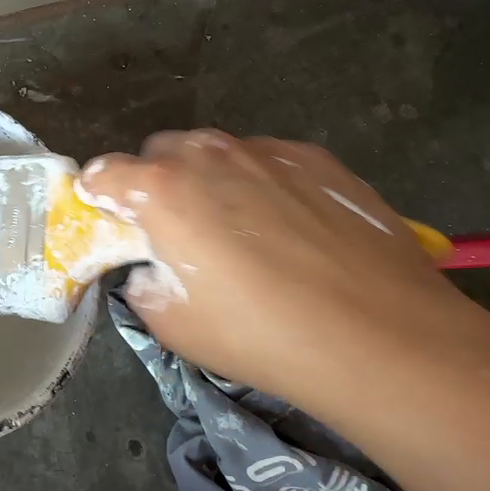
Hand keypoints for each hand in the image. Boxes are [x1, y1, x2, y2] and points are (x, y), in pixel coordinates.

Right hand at [80, 129, 480, 406]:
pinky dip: (267, 183)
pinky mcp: (315, 157)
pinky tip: (297, 229)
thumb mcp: (171, 324)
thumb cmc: (262, 336)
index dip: (103, 199)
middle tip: (186, 233)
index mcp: (156, 189)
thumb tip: (151, 264)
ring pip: (217, 152)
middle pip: (160, 153)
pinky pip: (269, 161)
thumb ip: (141, 279)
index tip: (119, 225)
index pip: (103, 173)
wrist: (386, 340)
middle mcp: (203, 153)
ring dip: (214, 180)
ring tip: (249, 232)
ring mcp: (263, 150)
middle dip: (160, 183)